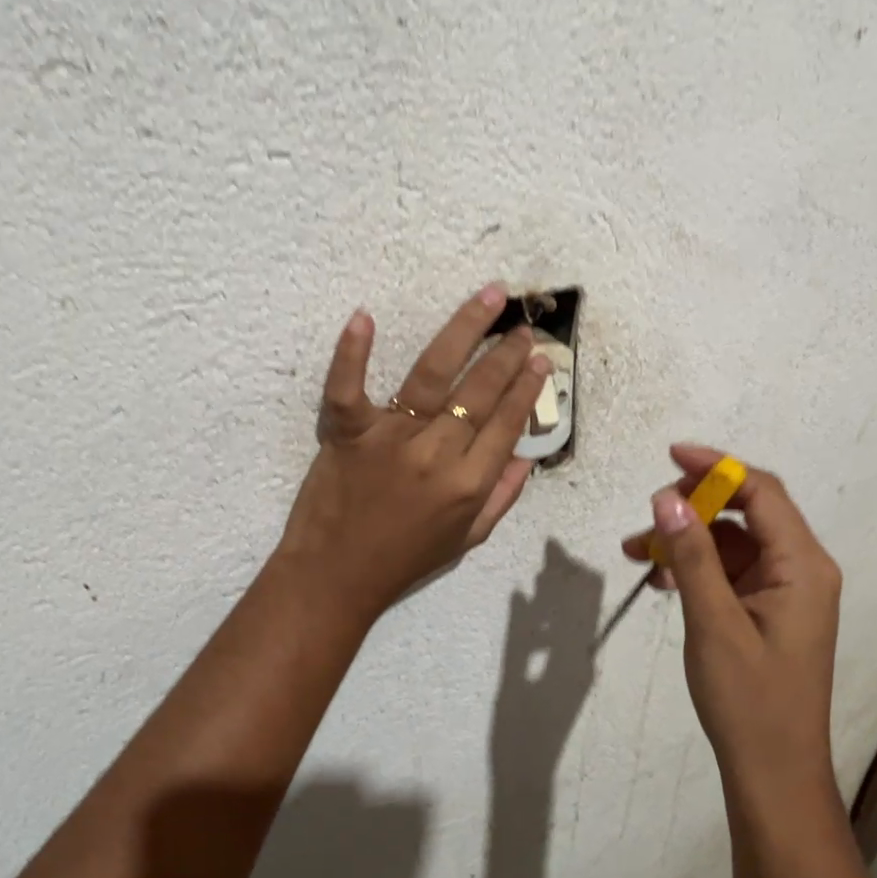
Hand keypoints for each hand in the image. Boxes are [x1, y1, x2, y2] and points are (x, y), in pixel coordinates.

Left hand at [276, 285, 550, 617]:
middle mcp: (437, 455)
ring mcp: (391, 440)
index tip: (542, 361)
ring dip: (464, 330)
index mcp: (469, 483)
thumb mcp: (467, 540)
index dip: (527, 389)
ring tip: (489, 298)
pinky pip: (347, 389)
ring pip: (432, 374)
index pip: (507, 424)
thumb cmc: (403, 561)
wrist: (334, 580)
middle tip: (523, 327)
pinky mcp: (347, 434)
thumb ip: (502, 498)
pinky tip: (365, 317)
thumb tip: (528, 458)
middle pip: (478, 392)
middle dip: (507, 355)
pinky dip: (352, 354)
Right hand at [622, 445, 843, 795]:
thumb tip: (668, 497)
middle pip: (749, 513)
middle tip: (649, 515)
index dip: (717, 467)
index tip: (669, 456)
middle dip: (696, 507)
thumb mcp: (714, 624)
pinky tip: (661, 582)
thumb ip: (692, 557)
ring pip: (735, 543)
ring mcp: (787, 592)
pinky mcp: (770, 612)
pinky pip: (732, 573)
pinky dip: (698, 569)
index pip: (763, 492)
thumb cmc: (749, 700)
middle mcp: (803, 570)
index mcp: (803, 566)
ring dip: (689, 541)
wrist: (774, 772)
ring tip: (637, 553)